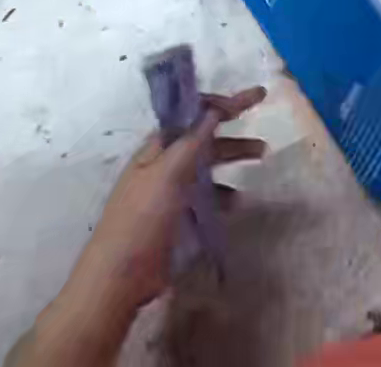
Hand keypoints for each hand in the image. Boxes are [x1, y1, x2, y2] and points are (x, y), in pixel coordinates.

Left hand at [83, 86, 267, 309]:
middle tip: (261, 111)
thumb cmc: (141, 220)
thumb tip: (213, 109)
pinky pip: (208, 194)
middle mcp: (165, 163)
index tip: (248, 100)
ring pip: (209, 163)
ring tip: (262, 154)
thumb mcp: (168, 174)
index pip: (192, 114)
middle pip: (204, 135)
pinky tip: (238, 200)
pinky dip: (225, 192)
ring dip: (234, 154)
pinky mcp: (179, 215)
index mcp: (157, 147)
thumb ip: (192, 141)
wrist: (118, 280)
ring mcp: (172, 190)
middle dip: (233, 123)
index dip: (219, 103)